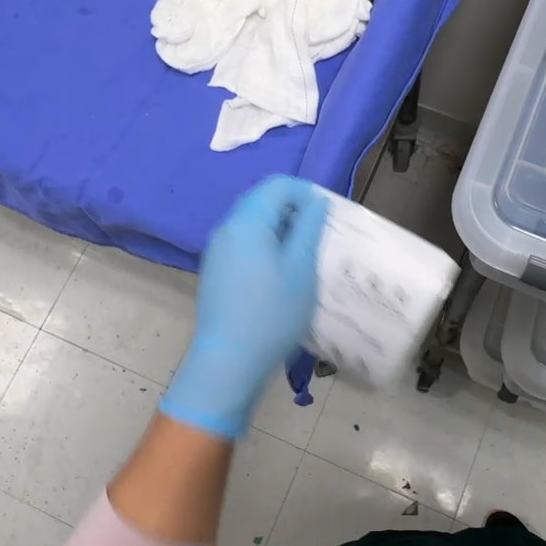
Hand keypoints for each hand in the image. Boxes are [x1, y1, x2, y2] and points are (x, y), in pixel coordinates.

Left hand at [160, 175, 327, 439]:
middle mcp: (226, 228)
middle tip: (321, 237)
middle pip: (263, 201)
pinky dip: (267, 249)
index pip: (278, 184)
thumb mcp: (301, 268)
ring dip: (283, 232)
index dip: (307, 193)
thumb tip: (315, 201)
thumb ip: (309, 227)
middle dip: (295, 212)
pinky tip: (283, 276)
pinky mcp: (217, 273)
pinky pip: (245, 246)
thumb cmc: (272, 313)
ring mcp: (217, 252)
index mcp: (246, 221)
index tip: (329, 218)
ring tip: (306, 258)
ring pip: (254, 225)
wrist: (228, 361)